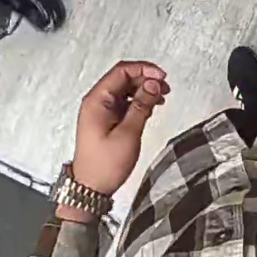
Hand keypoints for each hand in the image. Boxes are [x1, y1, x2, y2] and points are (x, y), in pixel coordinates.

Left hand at [65, 61, 169, 215]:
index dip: (144, 70)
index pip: (121, 71)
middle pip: (123, 78)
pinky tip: (151, 107)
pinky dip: (139, 101)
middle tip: (165, 87)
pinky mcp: (107, 120)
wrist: (91, 187)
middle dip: (146, 79)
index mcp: (97, 101)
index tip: (162, 76)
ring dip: (144, 89)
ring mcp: (101, 111)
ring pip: (125, 90)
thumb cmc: (105, 164)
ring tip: (162, 96)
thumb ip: (142, 106)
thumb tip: (153, 84)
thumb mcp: (128, 133)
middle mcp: (97, 102)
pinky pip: (124, 102)